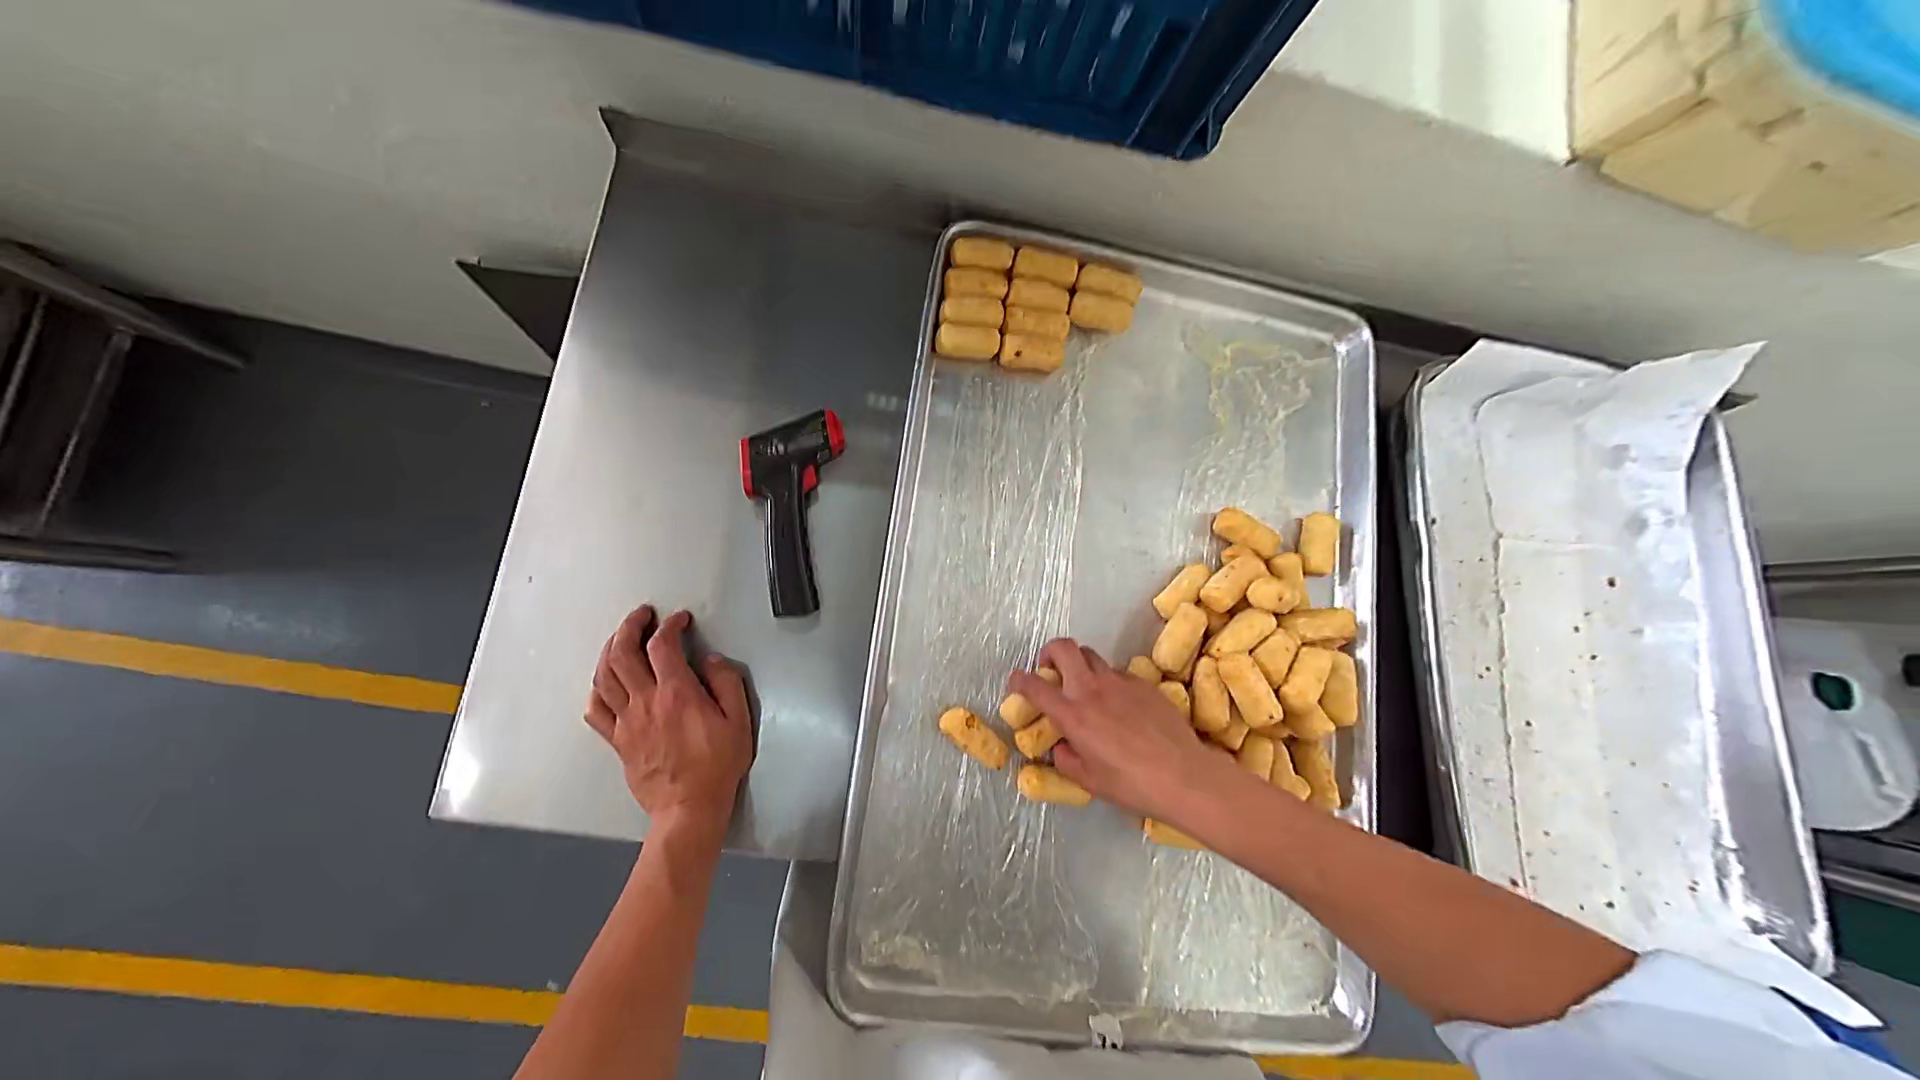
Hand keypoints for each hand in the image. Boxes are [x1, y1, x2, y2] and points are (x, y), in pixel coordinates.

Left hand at [585, 606, 753, 834]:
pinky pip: (595, 709)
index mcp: (677, 694)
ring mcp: (627, 722)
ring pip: (603, 676)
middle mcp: (646, 703)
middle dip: (630, 626)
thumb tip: (713, 661)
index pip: (663, 646)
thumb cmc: (716, 766)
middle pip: (622, 652)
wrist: (688, 808)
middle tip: (642, 616)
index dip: (670, 626)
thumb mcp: (738, 720)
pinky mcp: (618, 740)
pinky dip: (596, 689)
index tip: (680, 621)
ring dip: (609, 650)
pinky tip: (604, 682)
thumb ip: (727, 684)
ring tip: (620, 638)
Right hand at [1008, 638, 1238, 824]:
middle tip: (1050, 668)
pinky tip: (1122, 708)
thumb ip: (1066, 758)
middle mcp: (1093, 689)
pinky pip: (1119, 674)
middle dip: (1050, 652)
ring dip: (1081, 666)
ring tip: (1086, 688)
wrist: (1185, 776)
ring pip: (1092, 657)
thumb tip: (1062, 746)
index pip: (1035, 686)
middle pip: (1064, 648)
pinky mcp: (1144, 684)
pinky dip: (1111, 684)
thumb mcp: (1089, 780)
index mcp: (1073, 714)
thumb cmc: (1132, 785)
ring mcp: (1121, 682)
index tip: (1016, 680)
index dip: (1019, 680)